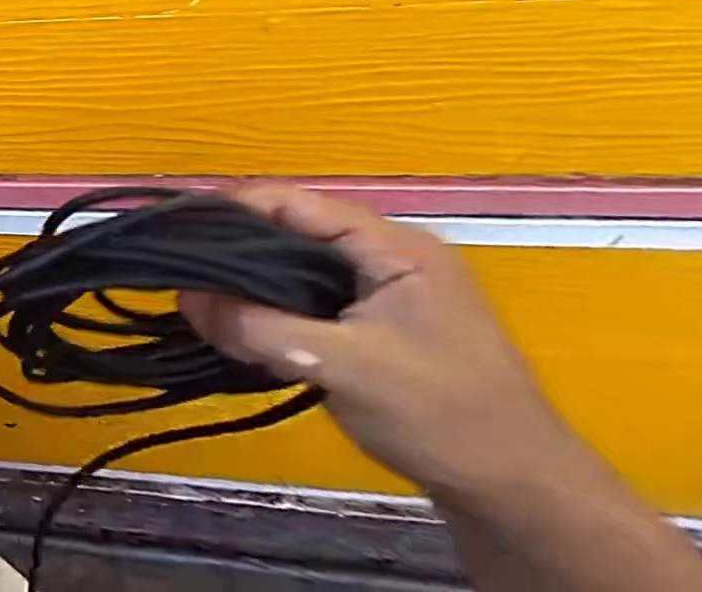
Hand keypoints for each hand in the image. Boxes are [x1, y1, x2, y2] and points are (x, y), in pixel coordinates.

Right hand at [179, 184, 578, 497]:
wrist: (522, 497)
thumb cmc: (444, 416)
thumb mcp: (344, 367)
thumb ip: (259, 328)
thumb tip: (184, 299)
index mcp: (391, 246)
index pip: (294, 203)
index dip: (233, 208)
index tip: (179, 225)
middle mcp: (383, 255)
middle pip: (289, 231)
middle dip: (233, 247)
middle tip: (180, 264)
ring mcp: (377, 289)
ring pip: (292, 267)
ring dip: (247, 280)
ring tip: (196, 292)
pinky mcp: (368, 322)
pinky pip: (302, 298)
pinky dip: (266, 306)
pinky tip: (234, 321)